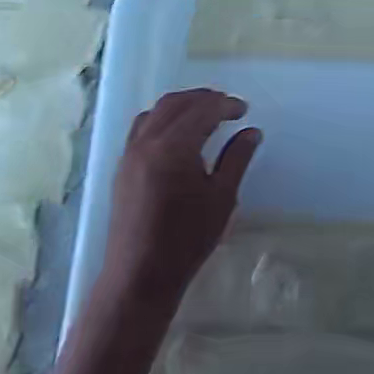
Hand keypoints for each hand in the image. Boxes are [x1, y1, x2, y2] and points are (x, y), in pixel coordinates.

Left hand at [101, 88, 261, 313]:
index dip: (225, 105)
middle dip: (203, 99)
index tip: (243, 109)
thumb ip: (236, 159)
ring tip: (204, 113)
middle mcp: (147, 141)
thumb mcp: (222, 198)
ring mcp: (130, 152)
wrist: (139, 275)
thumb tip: (251, 132)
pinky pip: (142, 126)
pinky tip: (176, 133)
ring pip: (156, 112)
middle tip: (227, 106)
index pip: (202, 110)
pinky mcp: (122, 166)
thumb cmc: (186, 239)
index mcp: (173, 146)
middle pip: (176, 103)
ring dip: (182, 105)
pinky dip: (162, 118)